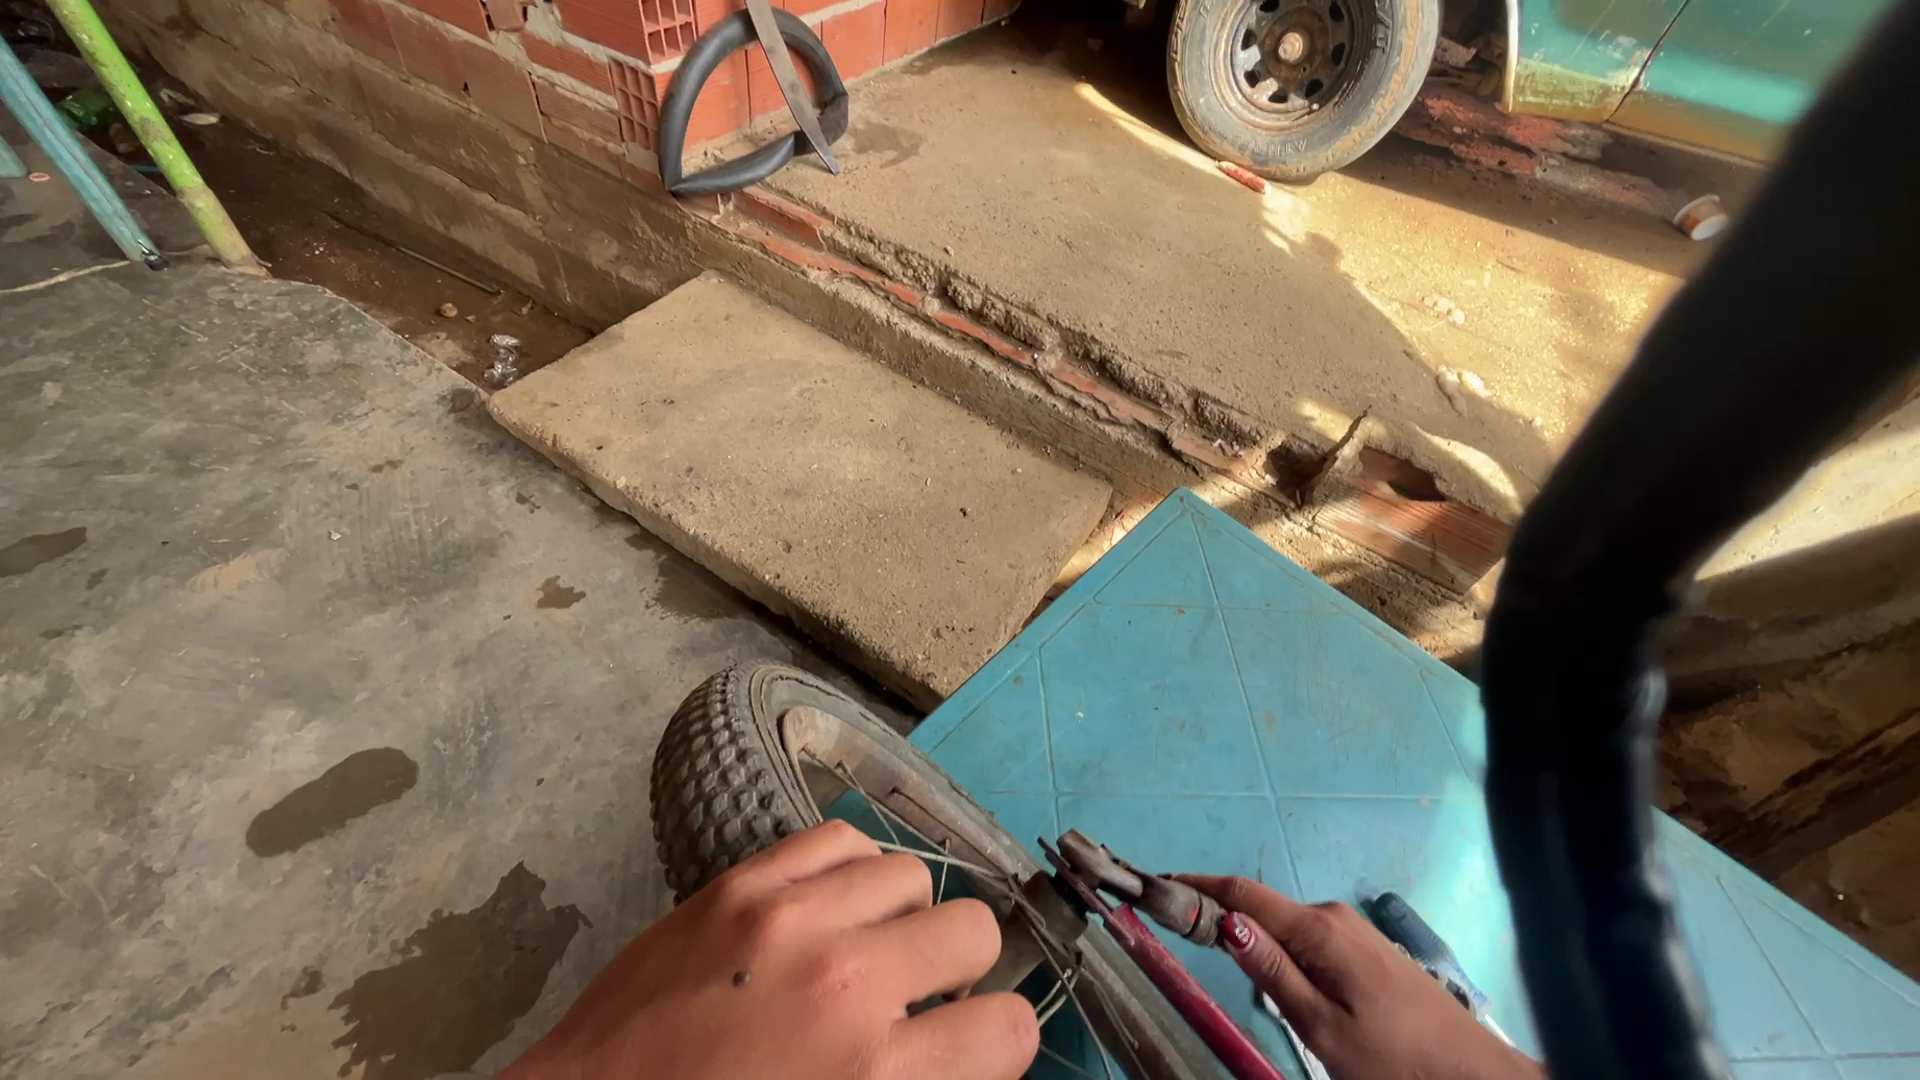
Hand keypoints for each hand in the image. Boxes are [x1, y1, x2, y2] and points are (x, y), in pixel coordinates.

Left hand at [504, 821, 1038, 1079]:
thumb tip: (965, 1045)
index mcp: (877, 1078)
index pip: (1008, 1028)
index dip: (1000, 1038)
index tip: (971, 1042)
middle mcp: (850, 981)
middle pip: (974, 928)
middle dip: (962, 968)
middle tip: (919, 993)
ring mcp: (792, 915)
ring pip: (912, 874)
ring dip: (904, 916)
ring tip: (864, 944)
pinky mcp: (743, 878)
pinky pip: (843, 837)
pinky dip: (854, 869)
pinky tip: (830, 902)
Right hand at [1181, 876, 1543, 1079]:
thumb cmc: (1398, 1063)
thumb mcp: (1324, 1028)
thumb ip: (1273, 972)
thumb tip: (1226, 919)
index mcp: (1319, 930)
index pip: (1244, 894)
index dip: (1198, 886)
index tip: (1159, 885)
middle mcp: (1333, 916)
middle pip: (1262, 907)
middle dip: (1220, 913)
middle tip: (1183, 937)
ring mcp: (1353, 931)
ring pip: (1285, 926)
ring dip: (1251, 935)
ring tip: (1226, 962)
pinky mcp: (1366, 949)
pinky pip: (1308, 939)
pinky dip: (1279, 947)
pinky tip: (1278, 978)